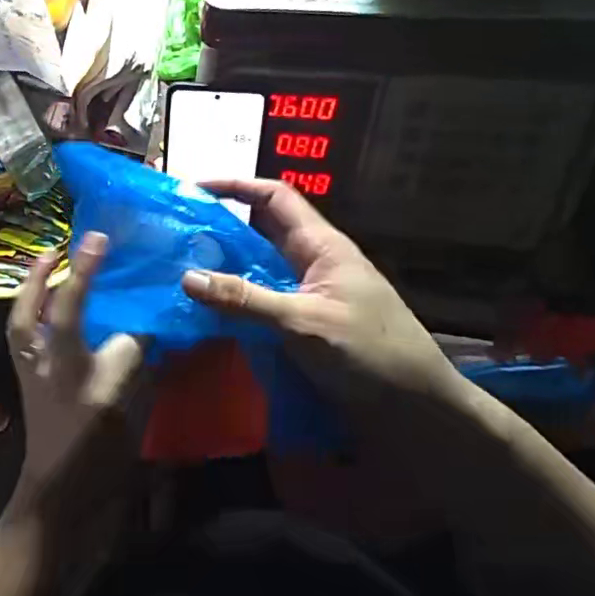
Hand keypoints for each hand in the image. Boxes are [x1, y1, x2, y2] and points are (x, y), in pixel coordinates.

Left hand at [6, 232, 143, 510]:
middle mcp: (39, 362)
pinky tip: (54, 315)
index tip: (97, 236)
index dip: (85, 269)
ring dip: (32, 295)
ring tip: (50, 272)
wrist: (62, 498)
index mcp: (63, 362)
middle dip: (39, 278)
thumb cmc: (94, 452)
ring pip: (23, 324)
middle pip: (27, 311)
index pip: (71, 304)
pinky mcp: (32, 387)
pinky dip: (37, 320)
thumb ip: (133, 355)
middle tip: (57, 249)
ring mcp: (31, 375)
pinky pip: (28, 342)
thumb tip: (142, 323)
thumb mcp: (124, 401)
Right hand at [180, 179, 459, 411]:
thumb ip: (245, 300)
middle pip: (261, 232)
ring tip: (180, 272)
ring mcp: (309, 295)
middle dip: (221, 229)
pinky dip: (234, 301)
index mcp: (322, 246)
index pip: (275, 198)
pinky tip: (207, 313)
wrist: (418, 409)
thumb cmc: (370, 354)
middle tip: (177, 237)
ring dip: (224, 268)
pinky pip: (261, 302)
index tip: (194, 190)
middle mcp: (313, 264)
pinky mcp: (304, 325)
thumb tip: (186, 277)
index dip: (236, 186)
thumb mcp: (303, 323)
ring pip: (258, 269)